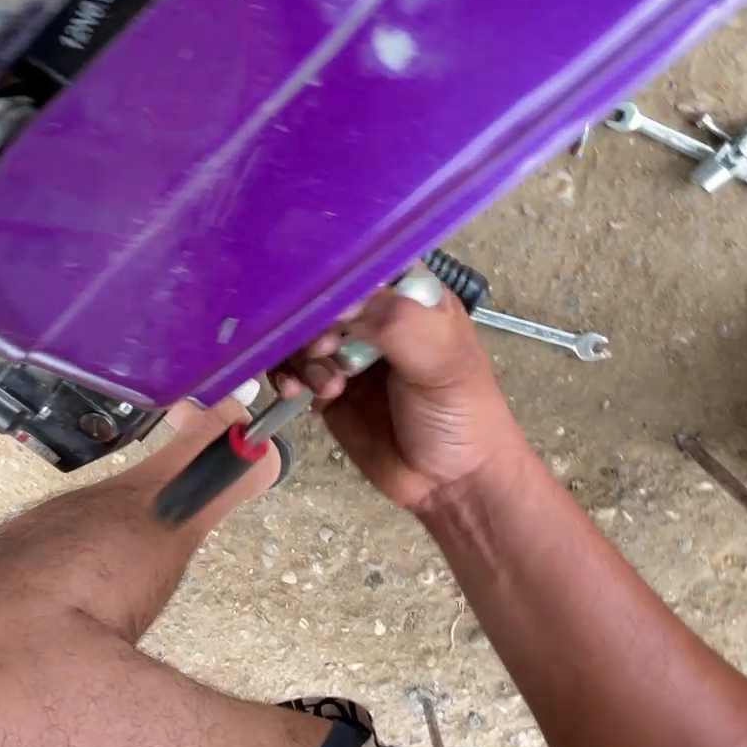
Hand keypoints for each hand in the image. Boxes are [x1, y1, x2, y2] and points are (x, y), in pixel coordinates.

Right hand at [277, 289, 528, 513]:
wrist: (450, 485)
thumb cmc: (462, 414)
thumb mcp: (441, 361)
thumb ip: (395, 323)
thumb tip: (337, 303)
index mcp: (411, 297)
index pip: (365, 262)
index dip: (338, 272)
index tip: (325, 296)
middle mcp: (375, 318)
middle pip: (322, 297)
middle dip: (314, 321)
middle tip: (326, 349)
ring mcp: (347, 352)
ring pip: (300, 332)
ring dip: (301, 355)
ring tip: (328, 386)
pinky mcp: (324, 386)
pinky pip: (289, 368)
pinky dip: (284, 376)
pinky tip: (294, 393)